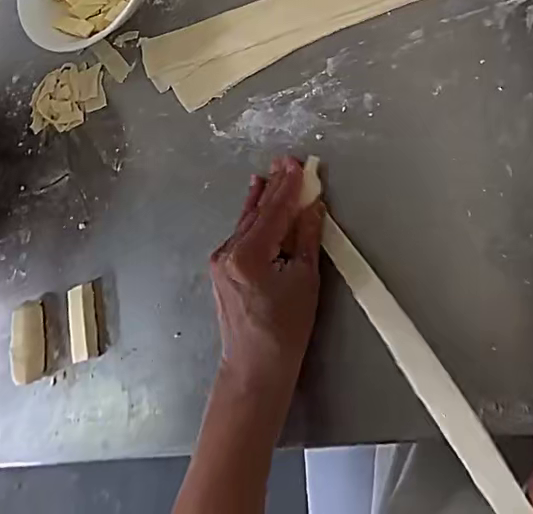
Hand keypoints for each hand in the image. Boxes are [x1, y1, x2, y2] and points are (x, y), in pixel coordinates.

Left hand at [208, 156, 323, 387]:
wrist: (254, 370)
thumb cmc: (286, 331)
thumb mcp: (305, 280)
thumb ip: (307, 237)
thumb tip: (312, 205)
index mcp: (249, 254)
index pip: (275, 211)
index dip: (290, 186)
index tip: (300, 165)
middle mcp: (228, 251)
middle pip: (258, 210)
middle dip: (275, 186)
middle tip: (288, 161)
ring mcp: (220, 258)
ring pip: (247, 219)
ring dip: (263, 198)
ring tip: (273, 173)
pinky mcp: (220, 266)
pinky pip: (241, 232)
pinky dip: (255, 216)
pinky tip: (258, 201)